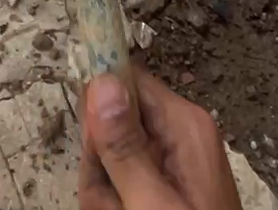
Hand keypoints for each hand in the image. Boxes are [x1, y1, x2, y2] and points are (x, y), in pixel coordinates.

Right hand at [81, 70, 241, 209]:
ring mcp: (171, 160)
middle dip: (101, 166)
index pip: (125, 80)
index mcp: (184, 123)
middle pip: (112, 123)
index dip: (99, 108)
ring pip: (109, 157)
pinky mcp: (164, 183)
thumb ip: (124, 146)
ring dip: (105, 193)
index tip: (93, 146)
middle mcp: (179, 132)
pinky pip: (120, 180)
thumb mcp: (152, 204)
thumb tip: (101, 80)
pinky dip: (114, 205)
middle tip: (113, 205)